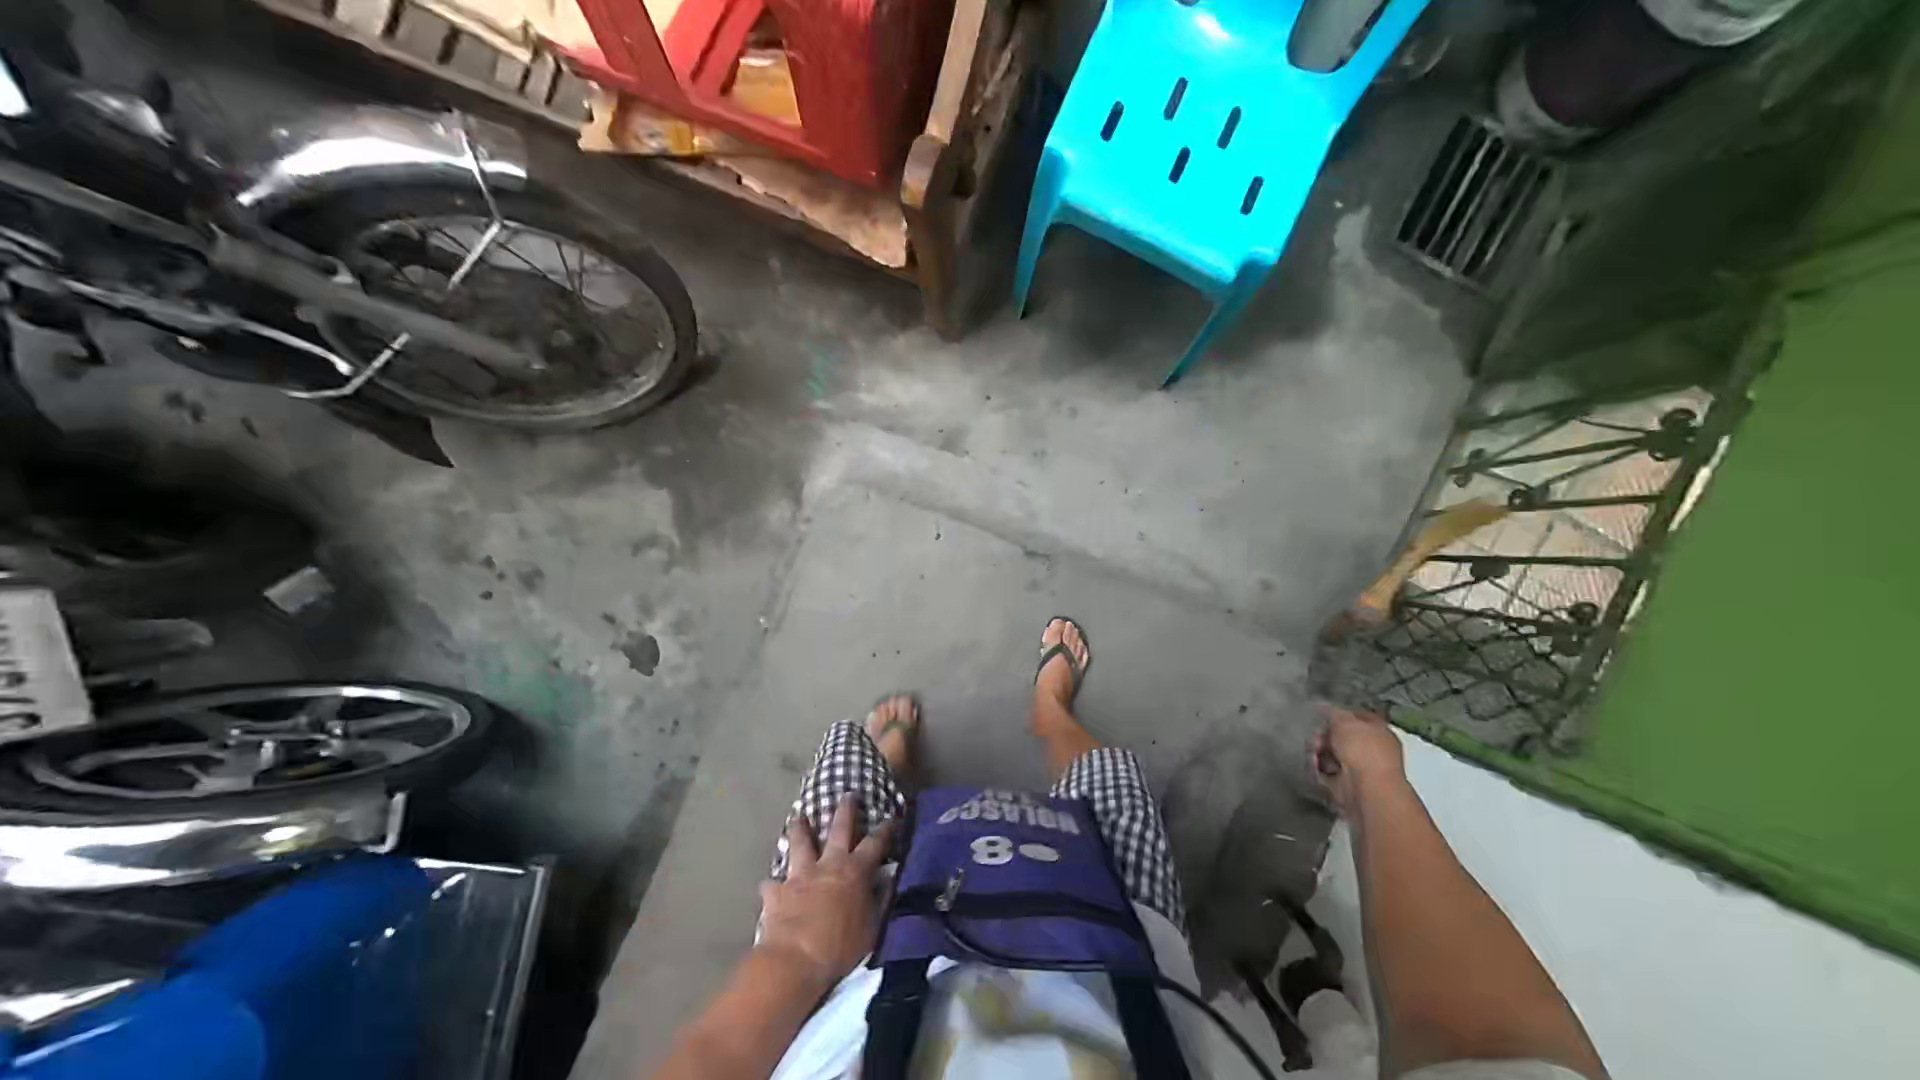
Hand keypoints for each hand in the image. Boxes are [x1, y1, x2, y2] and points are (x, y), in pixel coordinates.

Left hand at [757, 794, 894, 989]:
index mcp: (854, 871)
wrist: (795, 960)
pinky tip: (771, 884)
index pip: (875, 844)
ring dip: (800, 829)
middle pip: (838, 829)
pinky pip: (773, 883)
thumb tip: (888, 877)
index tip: (891, 819)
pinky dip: (774, 884)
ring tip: (798, 817)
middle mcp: (828, 865)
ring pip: (800, 843)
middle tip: (848, 795)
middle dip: (845, 810)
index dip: (884, 831)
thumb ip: (880, 899)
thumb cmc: (840, 947)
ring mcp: (799, 875)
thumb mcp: (872, 927)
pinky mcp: (776, 892)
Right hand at [1311, 705, 1405, 813]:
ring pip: (1330, 753)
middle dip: (1323, 735)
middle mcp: (1370, 749)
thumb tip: (1321, 705)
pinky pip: (1325, 770)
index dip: (1338, 713)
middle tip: (1317, 738)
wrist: (1366, 788)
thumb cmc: (1362, 750)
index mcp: (1378, 731)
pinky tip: (1316, 765)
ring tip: (1315, 753)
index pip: (1356, 717)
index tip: (1321, 714)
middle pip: (1339, 736)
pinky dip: (1318, 768)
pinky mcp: (1345, 784)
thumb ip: (1332, 711)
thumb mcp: (1344, 721)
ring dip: (1318, 752)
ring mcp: (1358, 768)